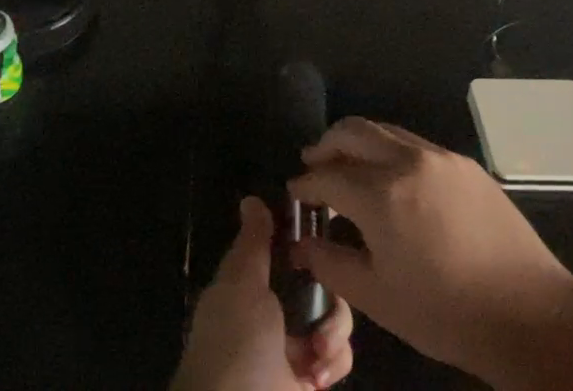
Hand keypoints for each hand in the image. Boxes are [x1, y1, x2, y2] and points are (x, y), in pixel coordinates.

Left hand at [171, 197, 354, 390]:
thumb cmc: (234, 344)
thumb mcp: (240, 286)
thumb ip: (253, 245)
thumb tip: (252, 199)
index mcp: (246, 290)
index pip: (281, 256)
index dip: (303, 246)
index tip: (323, 237)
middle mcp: (269, 317)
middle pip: (315, 287)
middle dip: (330, 293)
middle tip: (327, 302)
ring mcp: (292, 352)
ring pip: (331, 321)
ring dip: (334, 330)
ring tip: (320, 350)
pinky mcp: (311, 380)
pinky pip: (337, 357)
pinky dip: (336, 360)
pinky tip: (321, 372)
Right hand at [287, 119, 572, 383]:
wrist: (529, 314)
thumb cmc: (445, 312)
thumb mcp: (376, 297)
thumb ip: (330, 264)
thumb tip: (302, 244)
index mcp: (382, 195)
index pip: (328, 176)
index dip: (305, 185)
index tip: (294, 194)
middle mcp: (409, 162)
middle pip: (354, 132)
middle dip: (326, 145)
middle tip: (312, 163)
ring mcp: (442, 159)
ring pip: (386, 132)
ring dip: (359, 142)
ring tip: (348, 166)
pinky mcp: (467, 166)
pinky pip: (415, 145)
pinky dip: (391, 151)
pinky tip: (392, 180)